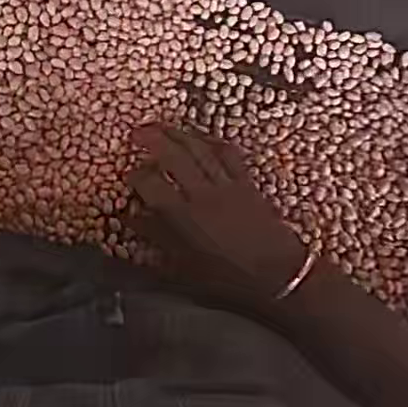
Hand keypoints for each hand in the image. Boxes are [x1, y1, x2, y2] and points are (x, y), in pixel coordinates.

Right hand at [127, 124, 309, 303]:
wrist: (278, 278)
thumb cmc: (227, 279)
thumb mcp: (182, 267)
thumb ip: (155, 237)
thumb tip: (129, 217)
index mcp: (183, 218)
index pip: (151, 185)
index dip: (136, 176)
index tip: (129, 175)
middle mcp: (202, 195)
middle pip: (173, 157)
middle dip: (152, 140)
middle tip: (136, 133)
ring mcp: (226, 186)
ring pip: (198, 150)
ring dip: (178, 134)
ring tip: (162, 127)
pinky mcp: (246, 184)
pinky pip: (227, 154)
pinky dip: (212, 141)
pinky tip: (202, 138)